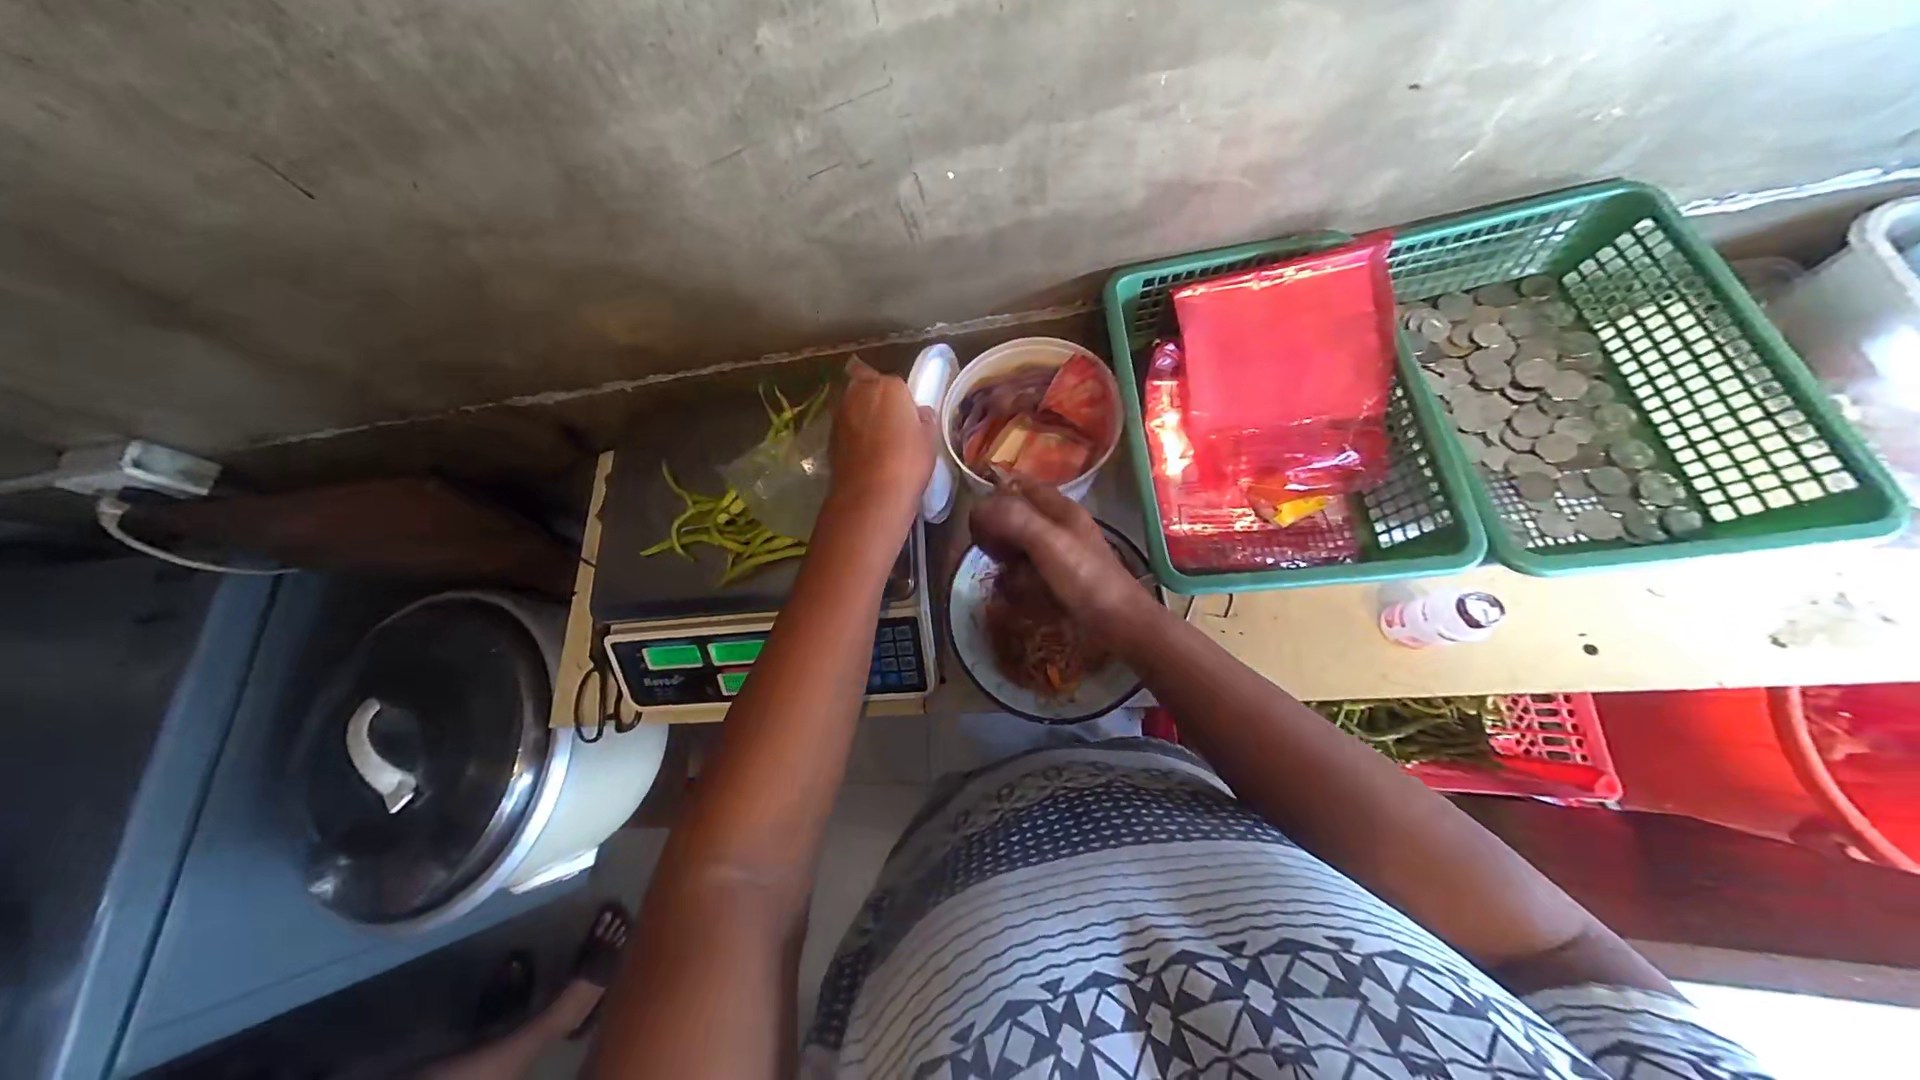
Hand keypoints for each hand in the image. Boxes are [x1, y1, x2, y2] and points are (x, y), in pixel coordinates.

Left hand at [829, 357, 935, 510]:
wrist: (870, 494)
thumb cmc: (907, 462)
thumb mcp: (929, 439)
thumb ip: (924, 420)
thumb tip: (919, 415)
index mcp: (887, 386)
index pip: (894, 383)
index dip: (900, 399)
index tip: (906, 416)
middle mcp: (858, 392)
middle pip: (866, 386)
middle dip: (874, 398)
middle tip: (889, 423)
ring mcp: (839, 413)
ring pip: (852, 406)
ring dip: (861, 416)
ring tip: (876, 441)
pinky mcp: (829, 436)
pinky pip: (845, 428)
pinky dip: (851, 435)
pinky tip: (863, 454)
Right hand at [968, 480, 1154, 629]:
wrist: (1118, 623)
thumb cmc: (1084, 578)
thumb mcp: (1048, 541)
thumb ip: (1013, 518)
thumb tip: (978, 509)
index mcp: (1061, 509)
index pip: (1020, 486)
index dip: (996, 496)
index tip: (979, 519)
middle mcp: (1060, 527)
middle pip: (1017, 517)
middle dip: (997, 531)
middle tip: (988, 550)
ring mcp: (1060, 555)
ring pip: (1019, 546)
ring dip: (1005, 558)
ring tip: (1001, 573)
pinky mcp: (1058, 580)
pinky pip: (1027, 574)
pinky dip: (1016, 581)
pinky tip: (1013, 593)